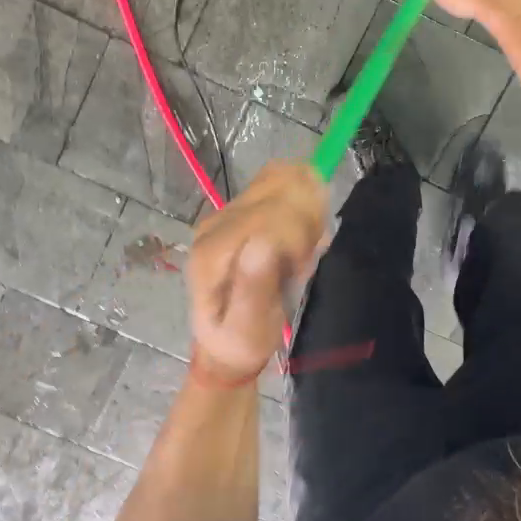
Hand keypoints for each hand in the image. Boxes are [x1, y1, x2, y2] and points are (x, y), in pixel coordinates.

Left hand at [187, 161, 326, 384]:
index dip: (297, 232)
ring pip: (283, 178)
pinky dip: (303, 202)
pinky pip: (283, 181)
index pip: (268, 214)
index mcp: (213, 250)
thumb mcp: (248, 329)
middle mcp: (216, 221)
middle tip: (301, 262)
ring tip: (299, 250)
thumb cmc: (241, 341)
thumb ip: (255, 287)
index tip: (301, 268)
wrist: (225, 343)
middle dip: (305, 220)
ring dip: (307, 209)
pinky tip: (299, 234)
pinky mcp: (242, 206)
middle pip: (277, 187)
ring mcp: (228, 210)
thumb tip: (266, 242)